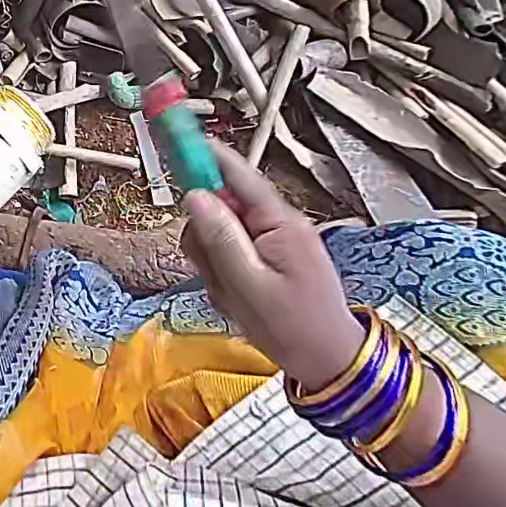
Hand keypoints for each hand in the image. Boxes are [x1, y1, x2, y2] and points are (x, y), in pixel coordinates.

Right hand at [182, 142, 365, 387]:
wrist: (331, 365)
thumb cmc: (296, 328)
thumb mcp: (250, 285)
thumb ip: (220, 238)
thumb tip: (194, 195)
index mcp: (279, 222)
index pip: (237, 174)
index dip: (204, 155)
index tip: (173, 141)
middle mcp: (273, 223)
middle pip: (217, 205)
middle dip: (205, 236)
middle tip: (214, 271)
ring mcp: (268, 240)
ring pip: (214, 230)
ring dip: (211, 260)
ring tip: (229, 291)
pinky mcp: (261, 256)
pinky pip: (224, 251)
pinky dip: (219, 272)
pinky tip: (234, 295)